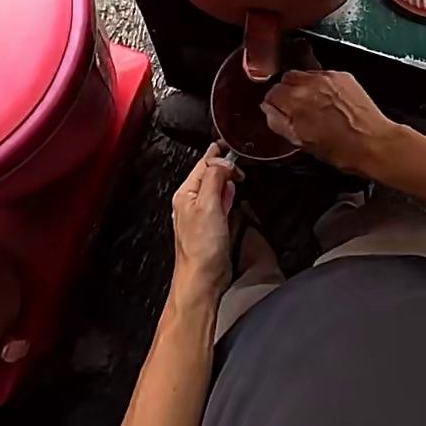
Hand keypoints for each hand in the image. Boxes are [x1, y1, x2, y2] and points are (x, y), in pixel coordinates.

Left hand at [170, 143, 243, 302]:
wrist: (202, 279)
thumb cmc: (202, 248)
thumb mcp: (209, 205)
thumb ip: (215, 179)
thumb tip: (223, 161)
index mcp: (186, 193)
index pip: (203, 164)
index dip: (219, 154)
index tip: (232, 146)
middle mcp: (190, 202)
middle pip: (208, 173)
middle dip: (223, 164)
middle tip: (239, 160)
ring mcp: (200, 214)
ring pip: (214, 186)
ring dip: (225, 177)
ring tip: (236, 170)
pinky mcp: (211, 225)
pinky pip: (219, 201)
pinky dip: (226, 194)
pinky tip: (231, 193)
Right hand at [260, 70, 409, 176]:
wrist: (374, 143)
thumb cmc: (343, 149)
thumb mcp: (302, 142)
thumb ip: (279, 123)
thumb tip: (269, 110)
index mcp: (295, 102)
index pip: (272, 94)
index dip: (274, 105)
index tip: (280, 113)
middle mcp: (309, 84)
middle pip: (286, 80)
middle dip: (287, 93)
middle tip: (296, 110)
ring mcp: (327, 77)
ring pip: (304, 75)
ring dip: (304, 87)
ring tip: (315, 105)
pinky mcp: (343, 76)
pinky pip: (323, 75)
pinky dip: (322, 85)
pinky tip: (330, 101)